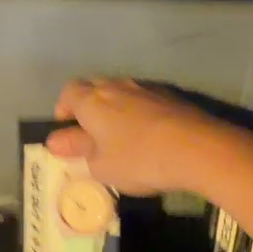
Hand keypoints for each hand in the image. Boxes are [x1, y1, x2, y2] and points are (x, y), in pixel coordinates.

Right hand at [48, 79, 252, 196]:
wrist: (196, 148)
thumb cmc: (138, 159)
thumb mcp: (101, 165)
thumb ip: (78, 150)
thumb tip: (55, 141)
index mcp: (92, 100)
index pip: (68, 92)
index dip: (64, 109)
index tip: (68, 131)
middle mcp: (116, 86)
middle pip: (94, 86)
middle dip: (88, 106)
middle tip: (92, 134)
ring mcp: (146, 88)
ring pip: (121, 91)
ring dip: (116, 108)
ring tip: (121, 136)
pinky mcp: (170, 96)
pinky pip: (144, 99)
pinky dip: (139, 112)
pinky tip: (148, 134)